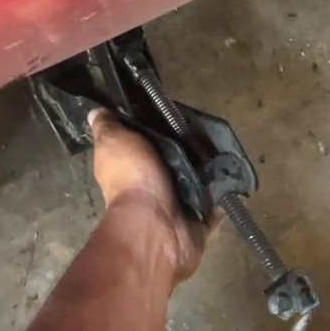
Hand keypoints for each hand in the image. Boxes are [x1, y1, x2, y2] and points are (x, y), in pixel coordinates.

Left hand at [89, 110, 214, 284]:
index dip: (156, 123)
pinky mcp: (198, 217)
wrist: (155, 223)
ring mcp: (176, 201)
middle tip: (208, 126)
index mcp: (130, 162)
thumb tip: (96, 111)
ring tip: (225, 145)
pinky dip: (223, 191)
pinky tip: (233, 171)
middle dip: (189, 144)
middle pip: (175, 157)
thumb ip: (108, 126)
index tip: (173, 107)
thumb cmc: (132, 177)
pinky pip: (215, 200)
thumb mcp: (113, 141)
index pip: (144, 139)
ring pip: (197, 177)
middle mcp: (152, 181)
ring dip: (209, 165)